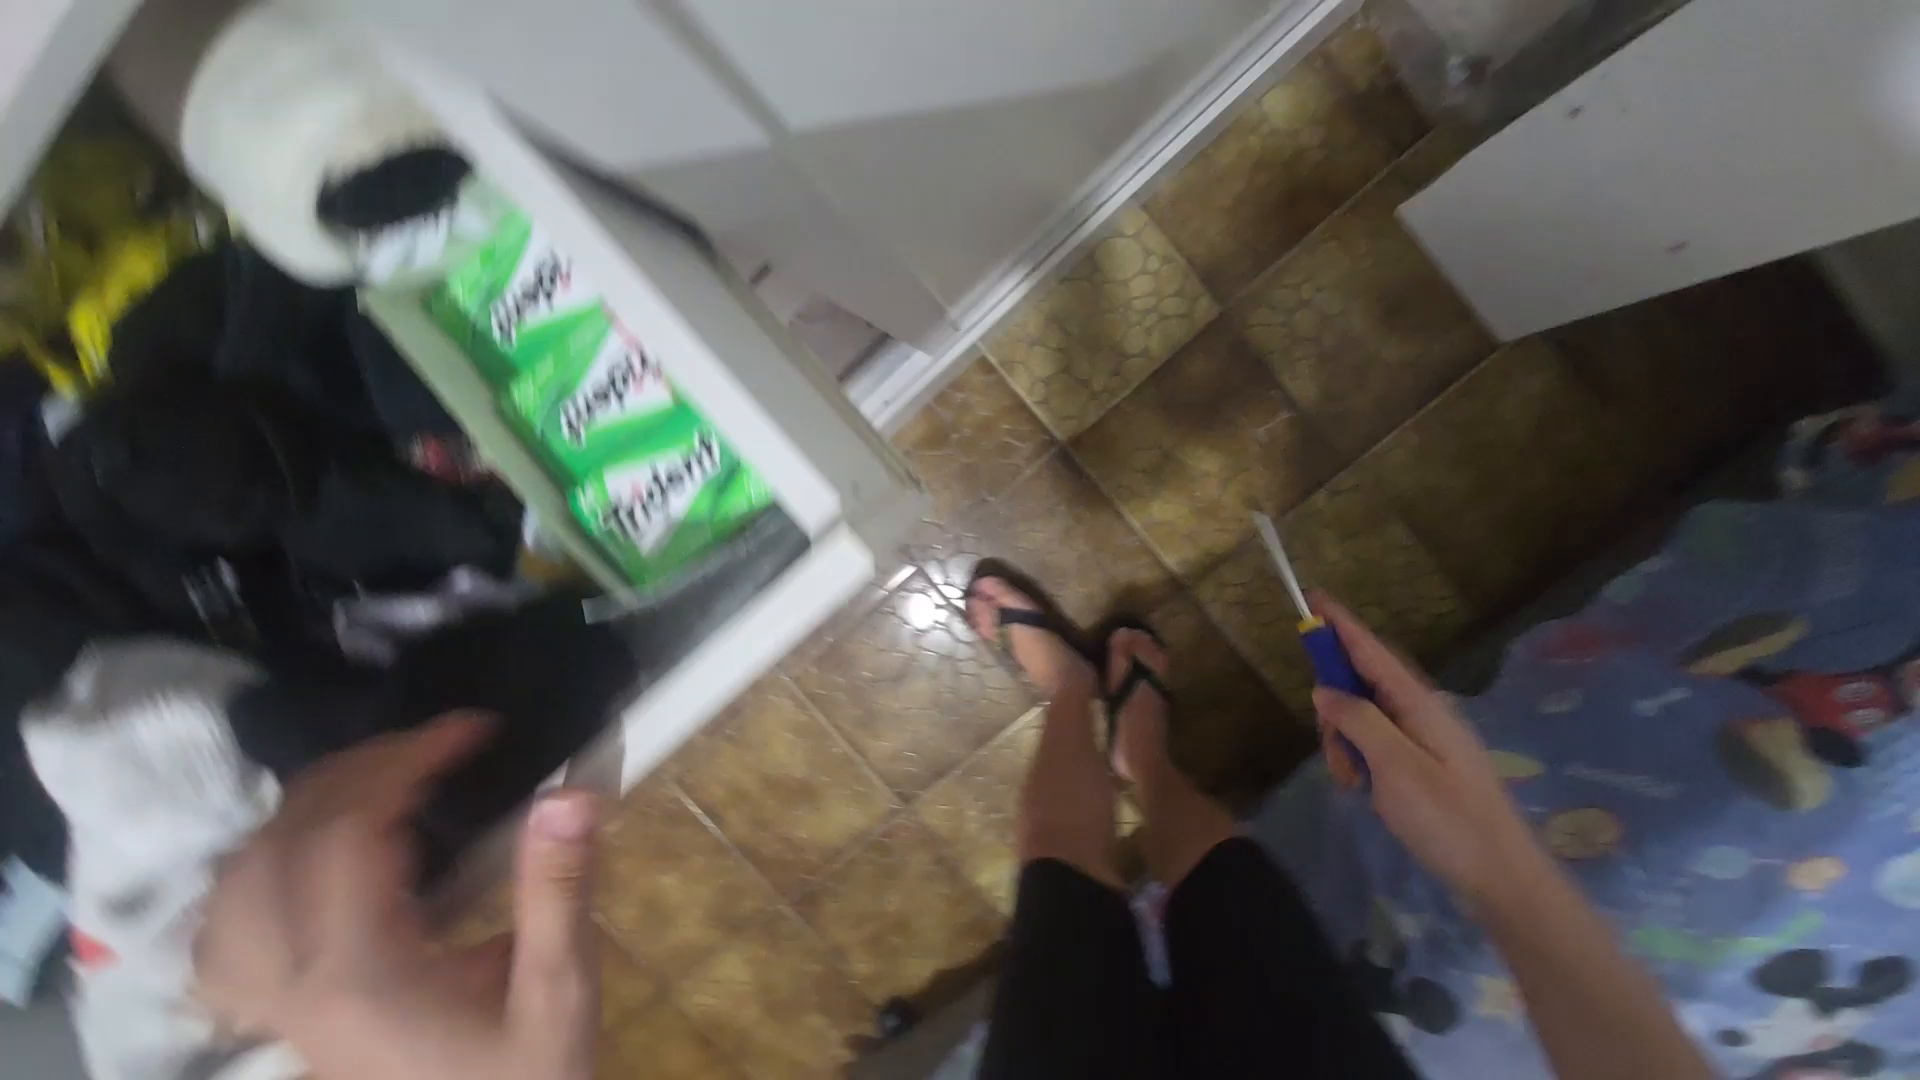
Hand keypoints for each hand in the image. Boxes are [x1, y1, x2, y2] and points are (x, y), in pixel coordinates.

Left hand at [193, 713, 601, 1079]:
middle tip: (441, 744)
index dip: (407, 760)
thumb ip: (560, 890)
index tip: (475, 729)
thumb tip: (569, 793)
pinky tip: (308, 852)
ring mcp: (276, 1003)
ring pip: (239, 881)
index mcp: (363, 973)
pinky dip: (260, 867)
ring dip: (307, 806)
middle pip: (284, 842)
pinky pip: (227, 929)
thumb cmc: (524, 1078)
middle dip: (362, 768)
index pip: (352, 833)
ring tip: (384, 776)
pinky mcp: (281, 1014)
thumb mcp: (559, 989)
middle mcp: (295, 985)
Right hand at [1309, 595, 1552, 911]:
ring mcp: (1423, 739)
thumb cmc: (1449, 820)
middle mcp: (1422, 713)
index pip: (1372, 651)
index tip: (1313, 597)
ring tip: (1353, 783)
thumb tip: (1325, 690)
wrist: (1502, 878)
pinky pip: (1375, 743)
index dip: (1341, 624)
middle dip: (1334, 710)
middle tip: (1335, 754)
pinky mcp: (1421, 763)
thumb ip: (1358, 721)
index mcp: (1420, 705)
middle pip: (1361, 685)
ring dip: (1345, 743)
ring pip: (1362, 717)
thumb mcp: (1395, 767)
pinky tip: (1364, 789)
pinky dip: (1359, 759)